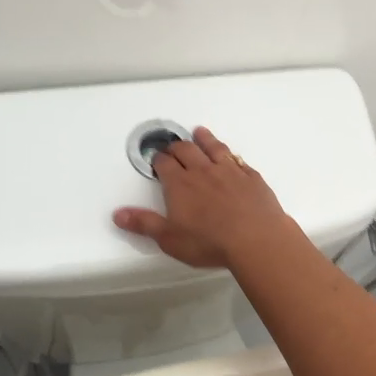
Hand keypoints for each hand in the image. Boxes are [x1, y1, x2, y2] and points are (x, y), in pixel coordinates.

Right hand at [113, 127, 300, 267]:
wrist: (256, 240)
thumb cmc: (210, 242)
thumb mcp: (170, 238)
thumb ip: (144, 224)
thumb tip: (119, 215)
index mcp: (180, 184)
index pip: (164, 164)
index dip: (158, 160)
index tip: (156, 159)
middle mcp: (203, 171)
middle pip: (187, 150)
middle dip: (177, 147)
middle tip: (173, 147)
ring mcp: (230, 172)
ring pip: (214, 148)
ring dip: (205, 139)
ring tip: (200, 132)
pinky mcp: (251, 178)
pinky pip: (239, 160)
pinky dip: (232, 155)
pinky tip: (232, 156)